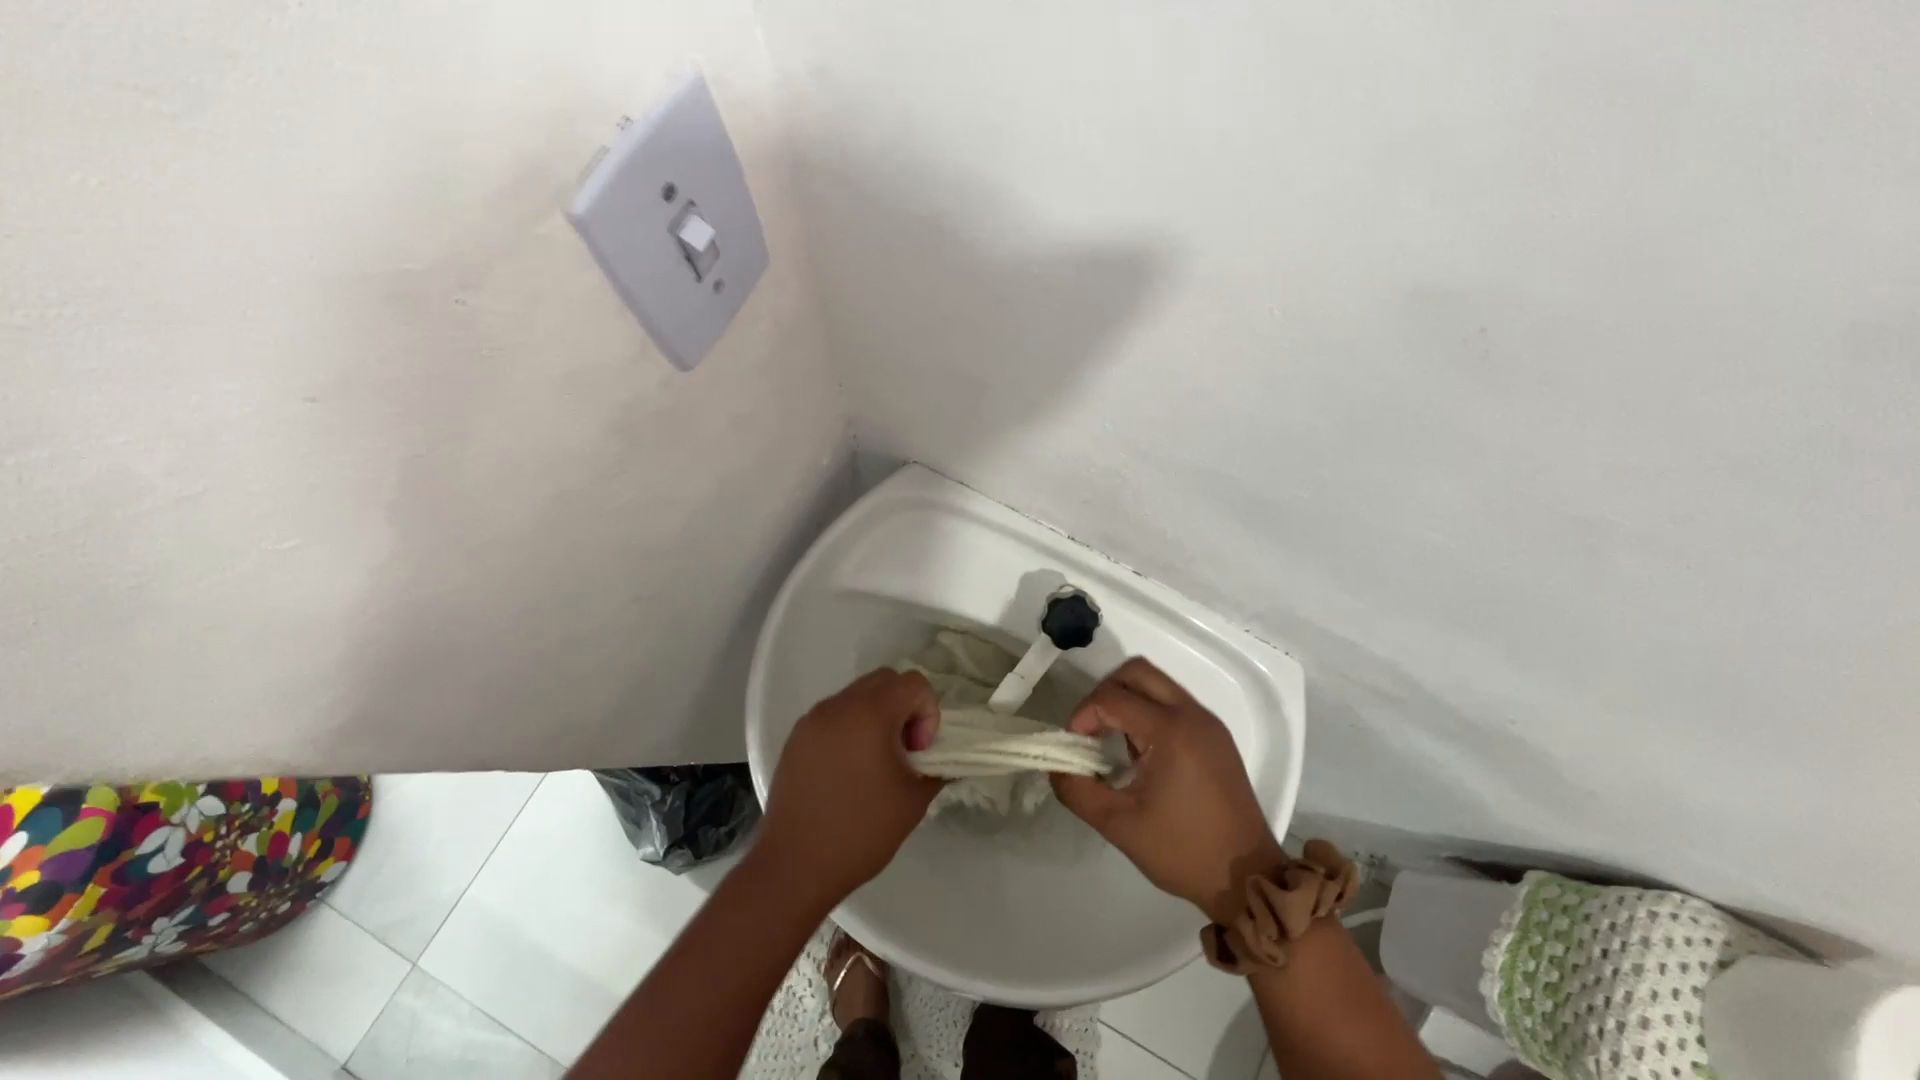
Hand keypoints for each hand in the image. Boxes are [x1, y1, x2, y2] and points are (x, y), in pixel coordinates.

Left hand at [754, 669, 945, 906]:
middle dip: (903, 708)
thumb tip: (946, 761)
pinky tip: (849, 773)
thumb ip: (937, 770)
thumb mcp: (913, 801)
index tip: (918, 753)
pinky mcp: (795, 739)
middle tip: (903, 752)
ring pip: (856, 696)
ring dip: (876, 717)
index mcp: (869, 714)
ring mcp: (812, 721)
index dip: (927, 712)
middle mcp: (837, 707)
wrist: (796, 865)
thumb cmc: (861, 832)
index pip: (913, 683)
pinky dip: (850, 729)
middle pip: (883, 681)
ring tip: (875, 764)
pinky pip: (833, 717)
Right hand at [1052, 658, 1285, 923]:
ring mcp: (1209, 724)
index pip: (1112, 697)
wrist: (1247, 876)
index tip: (1074, 746)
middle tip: (1090, 731)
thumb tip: (1056, 767)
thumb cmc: (1182, 851)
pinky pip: (1174, 705)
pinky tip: (1141, 755)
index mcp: (1171, 732)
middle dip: (1104, 694)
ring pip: (1157, 685)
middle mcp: (1193, 716)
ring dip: (1128, 702)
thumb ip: (1077, 790)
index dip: (1083, 715)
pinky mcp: (1216, 738)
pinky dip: (1148, 714)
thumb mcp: (1118, 825)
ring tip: (1114, 745)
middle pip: (1138, 672)